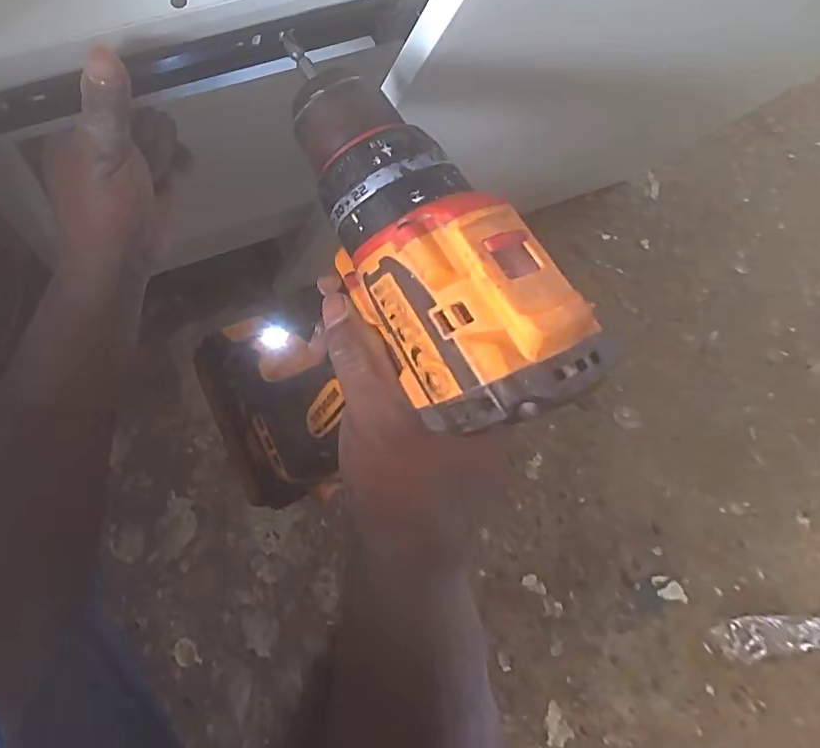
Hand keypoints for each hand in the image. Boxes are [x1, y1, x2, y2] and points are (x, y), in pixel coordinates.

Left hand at [42, 47, 189, 289]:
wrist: (126, 262)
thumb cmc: (105, 208)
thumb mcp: (104, 151)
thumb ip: (107, 104)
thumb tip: (102, 50)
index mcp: (75, 127)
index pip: (108, 88)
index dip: (125, 102)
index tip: (128, 125)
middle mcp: (101, 135)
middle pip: (144, 106)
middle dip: (148, 136)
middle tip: (137, 164)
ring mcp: (129, 154)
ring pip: (163, 126)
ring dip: (161, 153)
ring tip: (149, 179)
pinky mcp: (153, 171)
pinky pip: (176, 147)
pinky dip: (175, 163)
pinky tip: (169, 180)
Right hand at [320, 276, 504, 572]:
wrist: (404, 555)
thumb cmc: (397, 485)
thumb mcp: (371, 414)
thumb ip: (355, 356)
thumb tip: (337, 301)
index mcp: (483, 382)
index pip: (452, 312)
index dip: (408, 285)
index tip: (373, 263)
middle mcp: (479, 388)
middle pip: (428, 327)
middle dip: (380, 306)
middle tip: (342, 288)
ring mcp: (458, 405)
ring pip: (413, 351)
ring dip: (372, 331)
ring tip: (336, 313)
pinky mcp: (436, 419)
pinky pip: (408, 375)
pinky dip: (377, 359)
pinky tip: (348, 348)